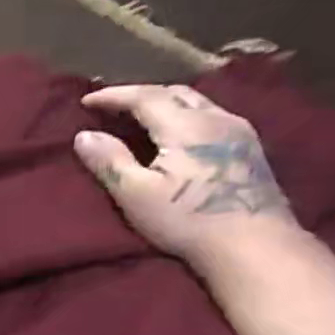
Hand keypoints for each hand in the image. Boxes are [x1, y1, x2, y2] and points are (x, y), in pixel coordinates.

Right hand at [73, 84, 299, 267]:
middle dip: (139, 95)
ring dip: (163, 103)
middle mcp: (217, 118)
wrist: (251, 242)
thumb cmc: (186, 218)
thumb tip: (83, 135)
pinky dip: (181, 114)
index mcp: (187, 126)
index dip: (114, 95)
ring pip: (196, 102)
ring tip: (137, 116)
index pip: (146, 97)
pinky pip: (209, 116)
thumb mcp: (135, 193)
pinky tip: (172, 131)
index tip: (85, 100)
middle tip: (110, 106)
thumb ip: (109, 161)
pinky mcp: (247, 147)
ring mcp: (238, 131)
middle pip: (175, 92)